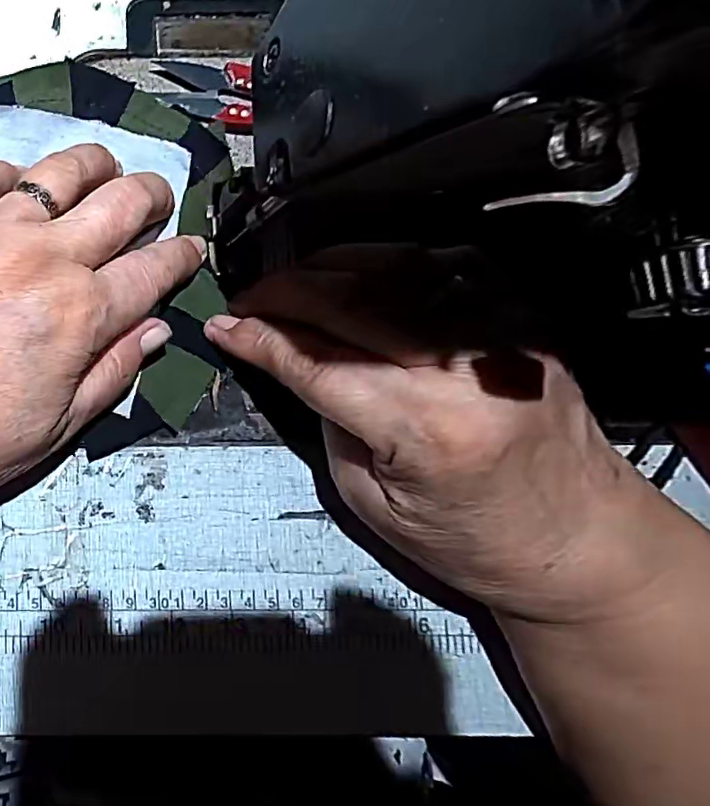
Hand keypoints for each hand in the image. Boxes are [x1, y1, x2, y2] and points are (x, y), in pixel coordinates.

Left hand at [0, 145, 202, 520]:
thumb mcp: (53, 429)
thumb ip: (110, 373)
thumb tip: (153, 330)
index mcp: (82, 313)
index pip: (156, 267)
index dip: (181, 256)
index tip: (184, 253)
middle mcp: (43, 259)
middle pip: (124, 200)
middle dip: (152, 196)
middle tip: (152, 204)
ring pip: (61, 171)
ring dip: (92, 167)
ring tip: (98, 176)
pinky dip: (10, 174)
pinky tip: (17, 188)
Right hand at [204, 247, 691, 626]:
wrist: (584, 542)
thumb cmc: (467, 534)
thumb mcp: (363, 490)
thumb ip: (326, 416)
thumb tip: (282, 360)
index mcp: (426, 427)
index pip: (315, 361)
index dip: (257, 339)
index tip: (220, 327)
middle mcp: (473, 373)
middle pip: (352, 304)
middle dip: (281, 294)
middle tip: (241, 303)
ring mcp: (508, 342)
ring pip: (398, 272)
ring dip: (327, 269)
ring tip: (286, 284)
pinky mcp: (524, 328)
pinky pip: (446, 269)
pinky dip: (386, 263)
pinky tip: (350, 274)